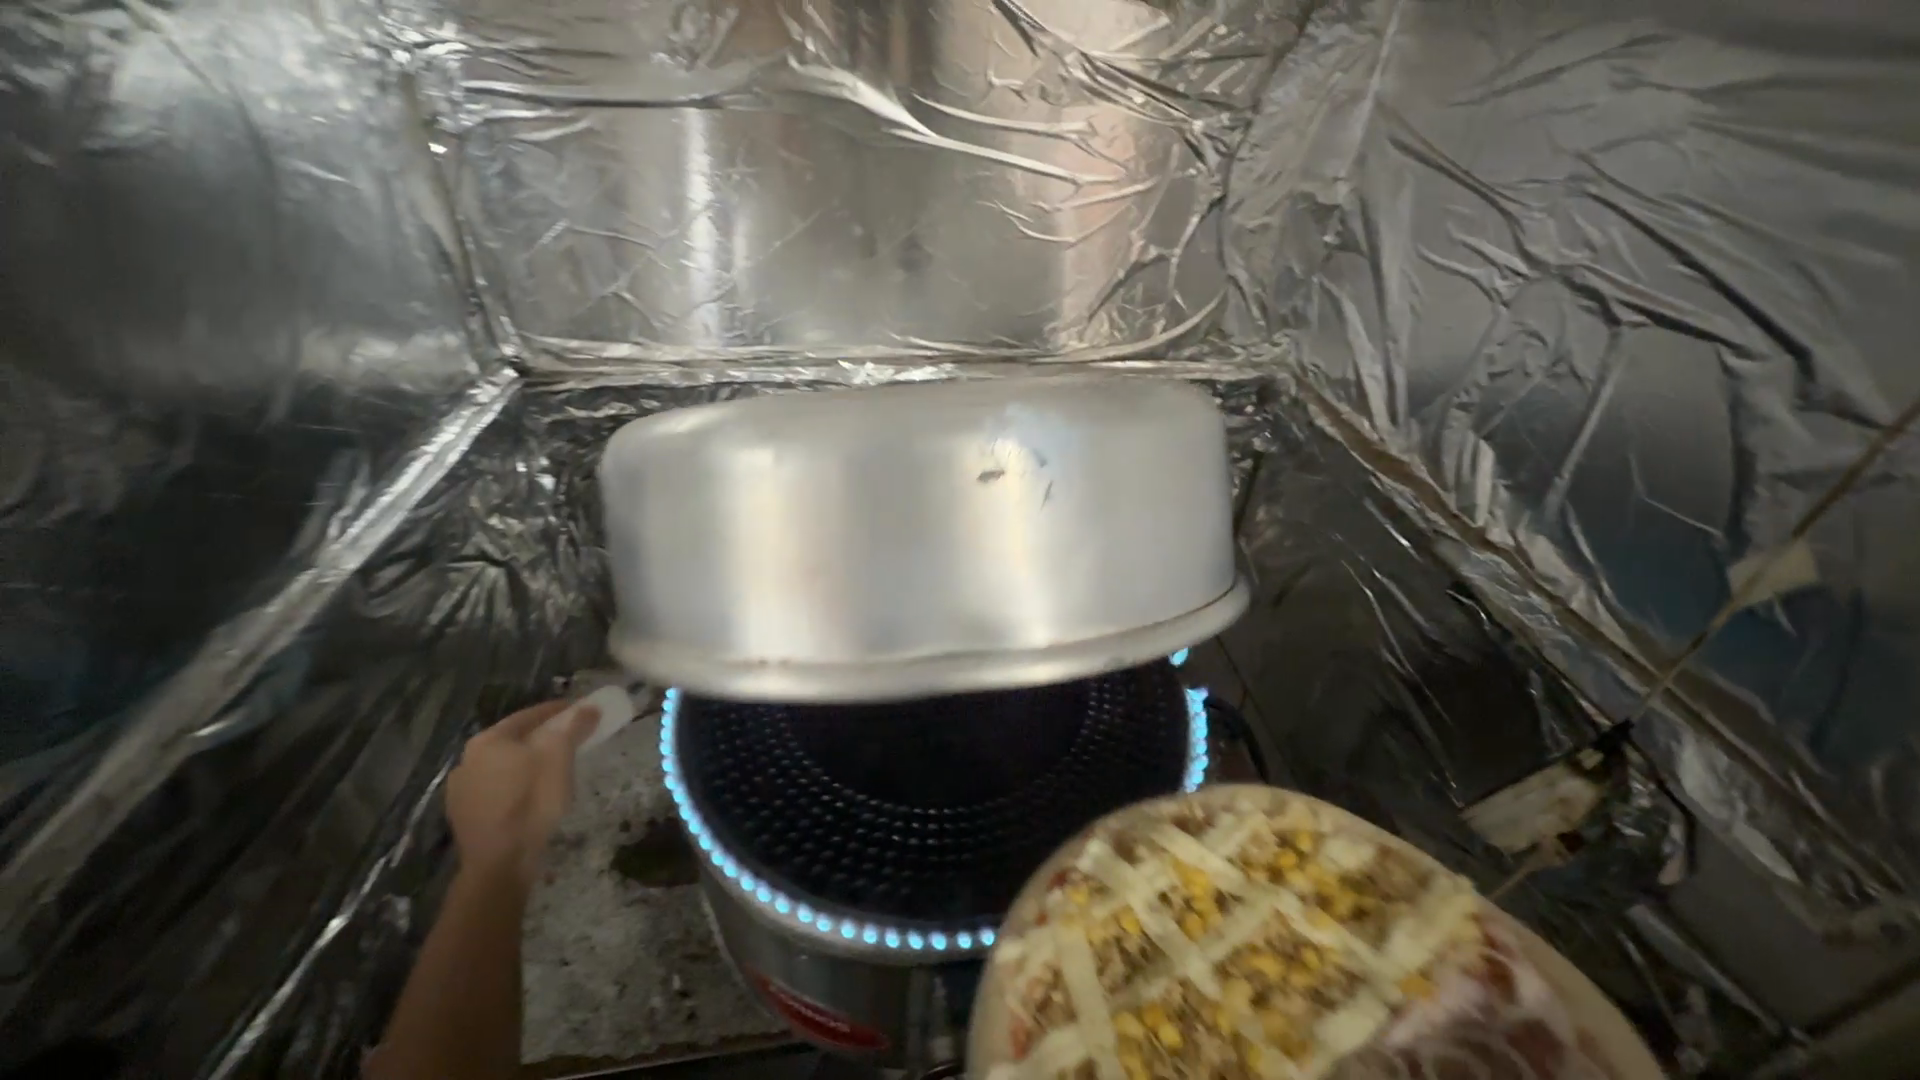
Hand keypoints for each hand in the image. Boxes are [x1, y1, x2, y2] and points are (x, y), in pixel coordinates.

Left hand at [445, 699, 599, 886]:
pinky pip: (496, 790)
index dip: (558, 711)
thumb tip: (588, 708)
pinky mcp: (464, 817)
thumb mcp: (560, 756)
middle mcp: (467, 760)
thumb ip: (573, 727)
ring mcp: (461, 791)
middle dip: (542, 737)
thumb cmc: (532, 800)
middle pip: (513, 740)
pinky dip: (516, 785)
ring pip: (503, 766)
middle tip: (570, 740)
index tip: (580, 710)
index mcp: (488, 740)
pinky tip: (531, 796)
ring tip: (553, 770)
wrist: (500, 861)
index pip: (529, 715)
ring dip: (527, 763)